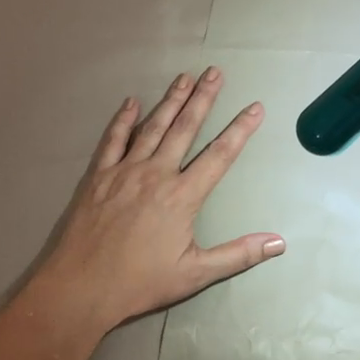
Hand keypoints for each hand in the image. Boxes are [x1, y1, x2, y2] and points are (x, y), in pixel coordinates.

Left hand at [36, 67, 283, 330]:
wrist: (80, 287)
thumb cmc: (140, 283)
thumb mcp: (196, 274)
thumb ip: (238, 255)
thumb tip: (279, 242)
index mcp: (183, 196)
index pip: (220, 155)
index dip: (240, 129)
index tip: (255, 107)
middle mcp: (156, 174)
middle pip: (185, 128)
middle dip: (203, 98)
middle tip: (214, 72)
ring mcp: (125, 171)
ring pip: (153, 127)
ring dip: (170, 100)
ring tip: (184, 77)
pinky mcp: (98, 176)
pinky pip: (113, 140)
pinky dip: (123, 119)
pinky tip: (131, 103)